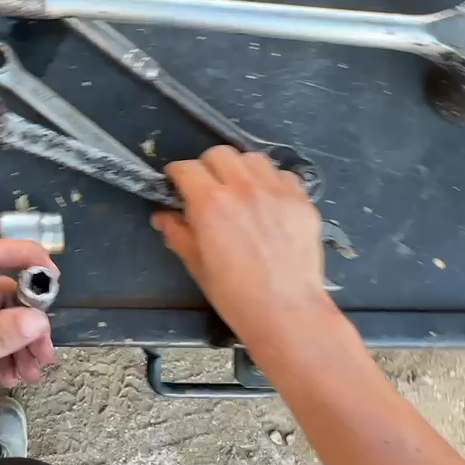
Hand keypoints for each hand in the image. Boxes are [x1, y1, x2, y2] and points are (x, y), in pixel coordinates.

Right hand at [151, 146, 337, 356]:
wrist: (285, 310)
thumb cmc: (233, 294)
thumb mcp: (195, 264)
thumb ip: (177, 233)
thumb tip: (163, 216)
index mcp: (210, 203)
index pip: (186, 168)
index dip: (177, 175)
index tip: (176, 185)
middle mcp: (243, 188)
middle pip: (219, 154)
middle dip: (207, 167)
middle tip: (207, 188)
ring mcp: (276, 191)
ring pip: (252, 158)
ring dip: (240, 169)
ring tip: (240, 191)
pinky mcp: (302, 200)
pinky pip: (283, 175)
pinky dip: (270, 182)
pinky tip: (268, 203)